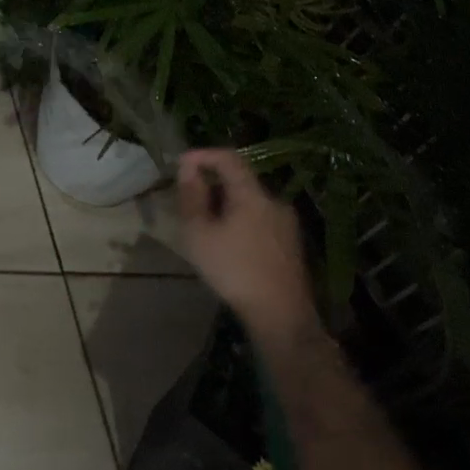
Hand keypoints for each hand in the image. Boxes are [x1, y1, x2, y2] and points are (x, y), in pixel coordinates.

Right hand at [177, 148, 315, 341]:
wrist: (281, 315)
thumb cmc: (234, 269)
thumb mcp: (199, 232)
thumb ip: (191, 196)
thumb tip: (187, 168)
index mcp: (253, 195)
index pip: (228, 157)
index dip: (202, 155)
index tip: (179, 164)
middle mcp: (275, 201)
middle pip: (239, 180)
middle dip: (211, 184)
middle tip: (187, 202)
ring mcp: (287, 223)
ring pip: (249, 201)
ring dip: (224, 204)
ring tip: (204, 226)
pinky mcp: (291, 242)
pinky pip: (259, 217)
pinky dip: (239, 219)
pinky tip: (227, 244)